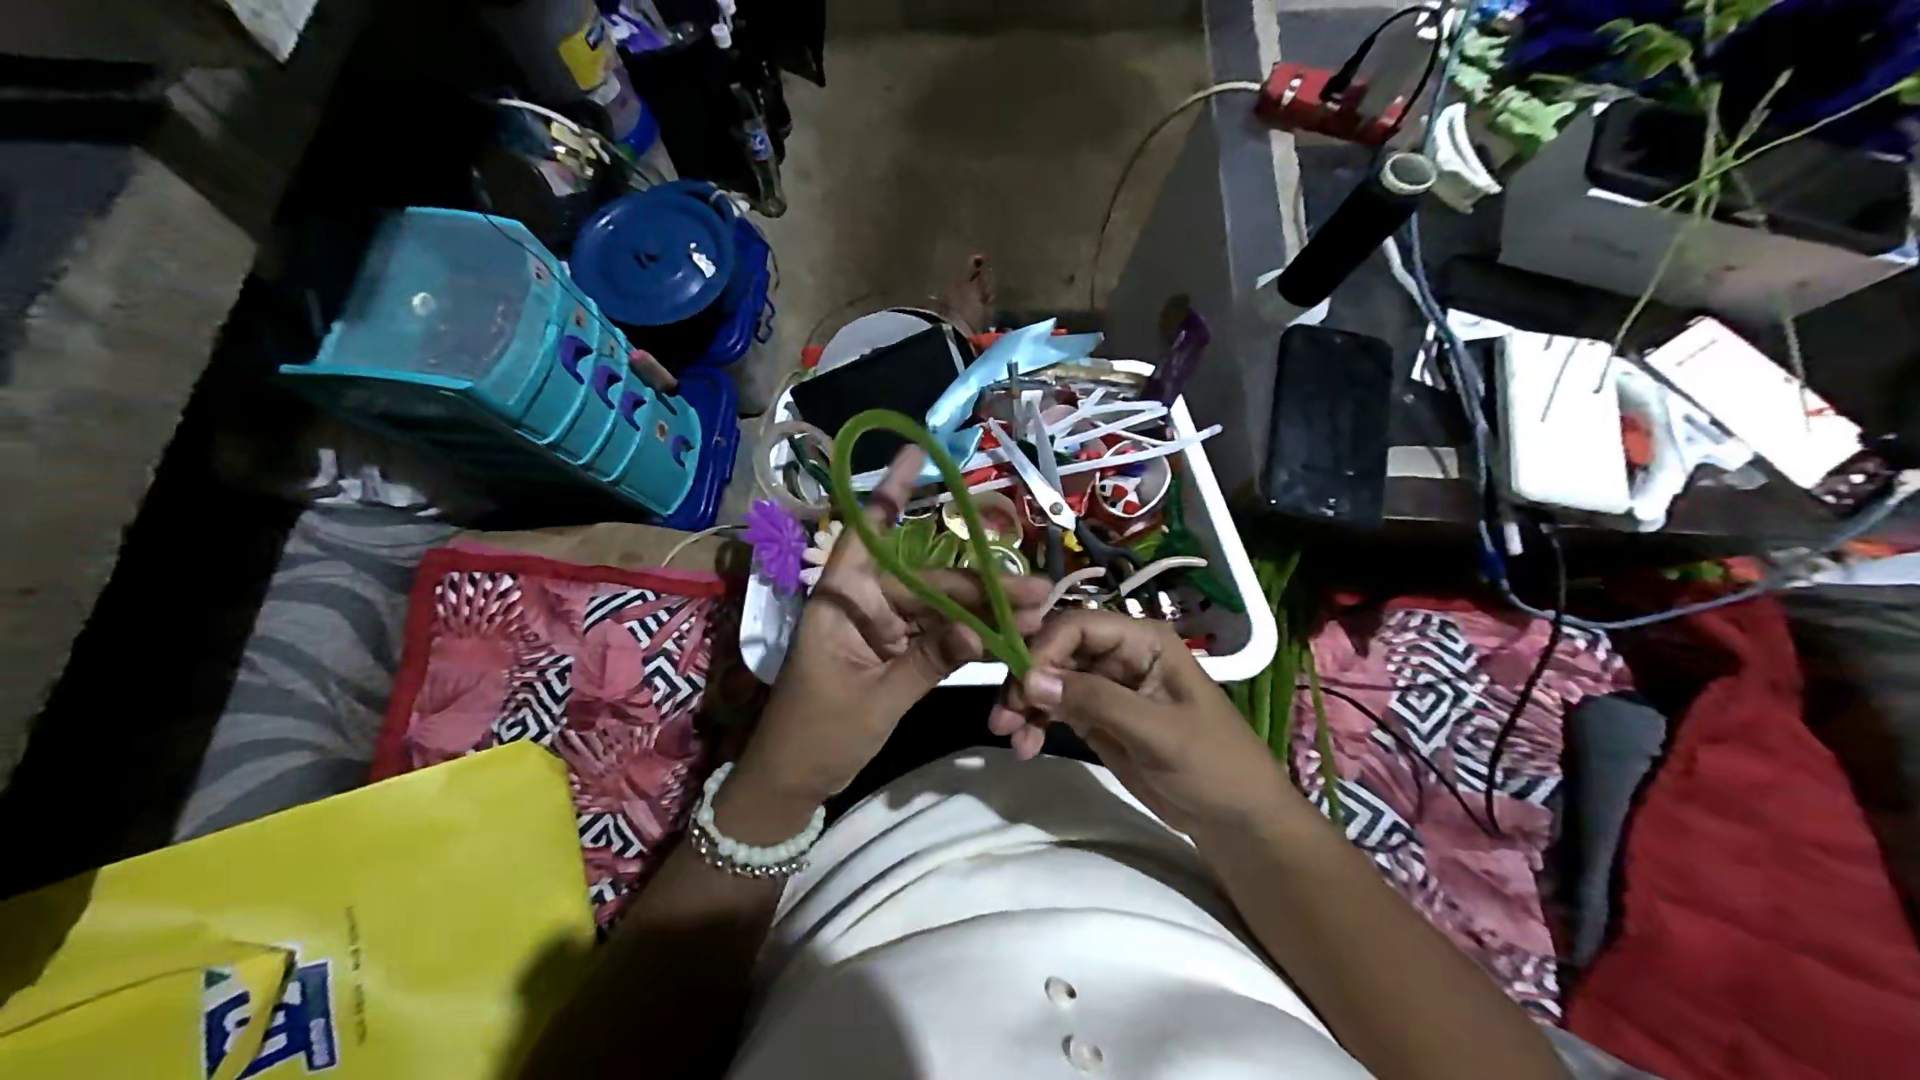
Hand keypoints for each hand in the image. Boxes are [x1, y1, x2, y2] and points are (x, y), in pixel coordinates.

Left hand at [731, 447, 1050, 818]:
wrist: (793, 782)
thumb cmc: (819, 736)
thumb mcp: (876, 700)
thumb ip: (928, 663)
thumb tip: (981, 634)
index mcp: (841, 603)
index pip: (867, 536)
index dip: (892, 493)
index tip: (918, 452)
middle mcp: (862, 606)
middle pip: (926, 583)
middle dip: (978, 585)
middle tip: (1035, 589)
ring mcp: (880, 630)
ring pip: (938, 609)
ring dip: (981, 612)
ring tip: (1033, 611)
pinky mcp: (893, 654)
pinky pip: (937, 637)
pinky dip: (967, 638)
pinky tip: (1005, 635)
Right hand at [991, 610, 1295, 836]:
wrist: (1236, 820)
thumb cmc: (1213, 764)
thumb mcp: (1158, 731)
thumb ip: (1096, 701)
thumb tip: (1031, 679)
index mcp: (1143, 641)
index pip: (1079, 625)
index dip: (1044, 647)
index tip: (1019, 683)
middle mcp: (1119, 655)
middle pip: (1056, 651)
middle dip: (1026, 679)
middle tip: (1004, 717)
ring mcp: (1105, 687)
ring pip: (1049, 680)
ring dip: (1025, 704)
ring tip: (1010, 736)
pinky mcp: (1096, 718)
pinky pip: (1055, 709)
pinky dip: (1035, 723)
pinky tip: (1026, 747)